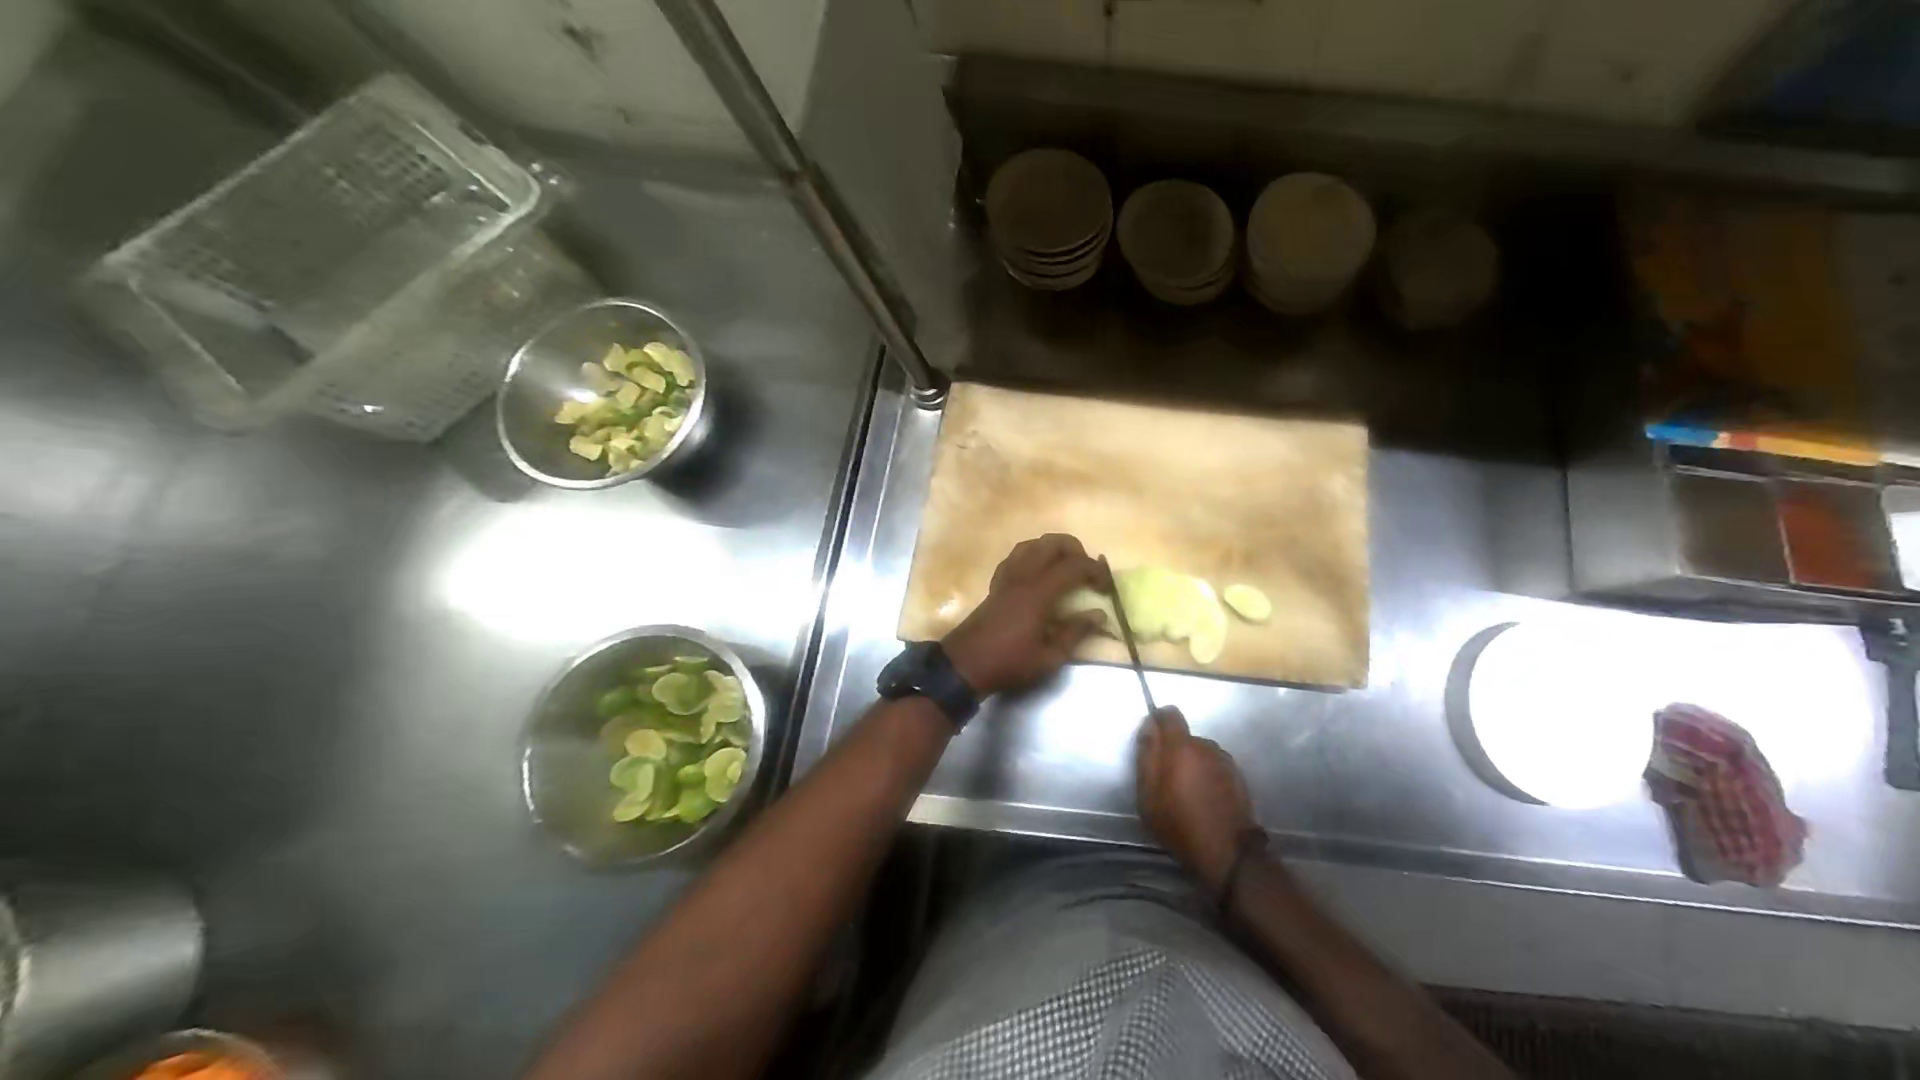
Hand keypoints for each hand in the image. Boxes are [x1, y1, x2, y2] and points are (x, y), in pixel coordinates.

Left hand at [942, 534, 1102, 695]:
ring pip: (1032, 544)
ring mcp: (1006, 577)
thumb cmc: (1009, 663)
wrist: (965, 664)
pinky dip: (1033, 556)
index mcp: (1038, 593)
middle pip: (1052, 543)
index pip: (1073, 566)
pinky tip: (1039, 574)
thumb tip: (1099, 615)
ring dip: (1053, 549)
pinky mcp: (996, 583)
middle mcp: (1022, 576)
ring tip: (1065, 568)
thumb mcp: (1050, 657)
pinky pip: (1016, 556)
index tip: (1106, 587)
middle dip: (1076, 550)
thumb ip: (1076, 632)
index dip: (1095, 570)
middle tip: (1087, 571)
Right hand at [1136, 707, 1258, 891]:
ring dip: (1192, 763)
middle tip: (1165, 778)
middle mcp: (1206, 747)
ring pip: (1201, 752)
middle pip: (1185, 736)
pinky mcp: (1238, 777)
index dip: (1158, 720)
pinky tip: (1204, 798)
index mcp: (1181, 747)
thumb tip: (1149, 725)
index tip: (1151, 739)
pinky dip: (1207, 775)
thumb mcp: (1148, 794)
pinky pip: (1215, 766)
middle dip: (1174, 749)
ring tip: (1186, 791)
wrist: (1227, 854)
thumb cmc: (1179, 823)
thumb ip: (1147, 754)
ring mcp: (1226, 761)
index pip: (1170, 714)